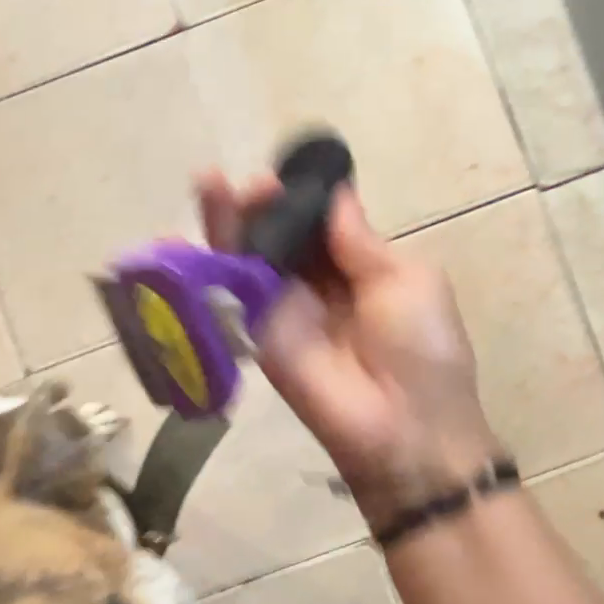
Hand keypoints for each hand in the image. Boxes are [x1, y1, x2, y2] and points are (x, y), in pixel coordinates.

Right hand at [197, 173, 497, 525]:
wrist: (403, 427)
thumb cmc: (422, 350)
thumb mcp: (408, 281)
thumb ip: (362, 243)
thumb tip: (335, 198)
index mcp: (357, 267)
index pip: (316, 224)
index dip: (297, 199)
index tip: (281, 177)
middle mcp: (313, 286)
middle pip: (276, 237)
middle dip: (257, 206)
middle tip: (244, 186)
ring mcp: (280, 311)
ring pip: (247, 260)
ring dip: (227, 224)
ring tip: (209, 186)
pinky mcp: (255, 337)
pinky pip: (227, 298)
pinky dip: (203, 270)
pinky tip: (180, 240)